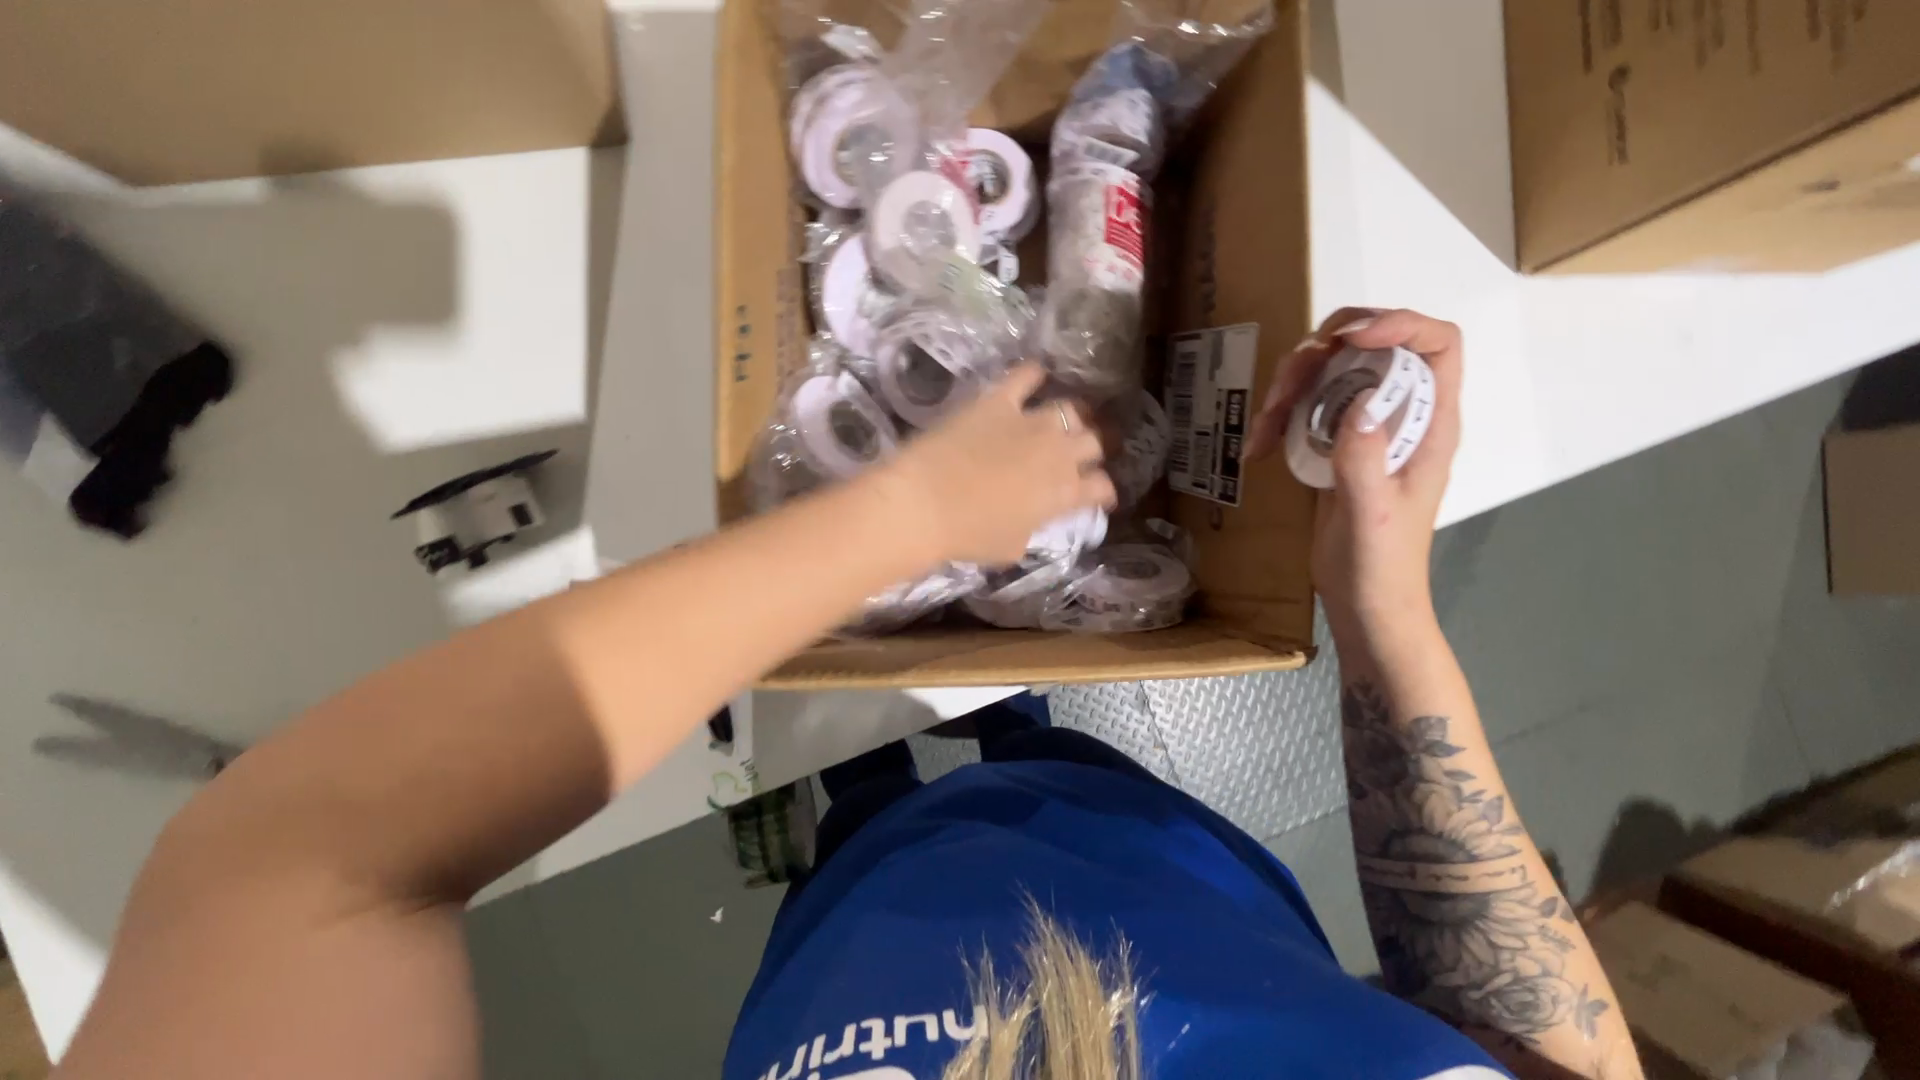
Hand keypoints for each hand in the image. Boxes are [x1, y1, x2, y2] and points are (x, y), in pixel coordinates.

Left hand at [874, 362, 1115, 564]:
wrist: (923, 503)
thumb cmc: (967, 536)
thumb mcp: (1012, 547)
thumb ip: (1032, 528)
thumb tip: (1032, 519)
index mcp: (1064, 494)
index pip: (1101, 486)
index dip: (1103, 490)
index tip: (1099, 493)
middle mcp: (1058, 453)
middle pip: (1093, 442)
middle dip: (1094, 449)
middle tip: (1084, 454)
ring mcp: (1030, 421)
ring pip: (1071, 409)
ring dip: (1075, 416)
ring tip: (1070, 418)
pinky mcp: (998, 400)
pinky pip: (1025, 376)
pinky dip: (1033, 374)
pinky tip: (1037, 374)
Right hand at [1245, 308, 1463, 631]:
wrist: (1364, 602)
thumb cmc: (1381, 565)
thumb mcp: (1373, 516)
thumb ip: (1364, 460)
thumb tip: (1355, 402)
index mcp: (1429, 424)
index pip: (1436, 345)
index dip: (1399, 324)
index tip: (1348, 341)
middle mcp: (1401, 414)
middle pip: (1372, 344)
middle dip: (1323, 353)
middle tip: (1286, 388)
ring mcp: (1364, 426)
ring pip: (1330, 371)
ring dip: (1291, 385)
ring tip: (1265, 426)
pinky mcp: (1332, 443)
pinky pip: (1304, 405)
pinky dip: (1276, 416)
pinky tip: (1257, 448)